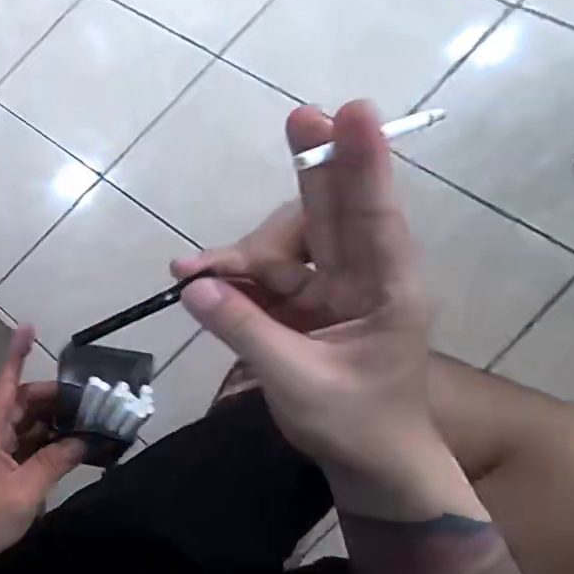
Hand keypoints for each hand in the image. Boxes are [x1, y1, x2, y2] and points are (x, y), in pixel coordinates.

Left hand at [0, 326, 86, 567]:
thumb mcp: (26, 488)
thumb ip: (55, 460)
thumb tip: (83, 440)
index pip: (6, 383)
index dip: (16, 355)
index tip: (28, 328)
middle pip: (22, 401)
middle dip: (54, 396)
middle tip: (93, 399)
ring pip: (26, 422)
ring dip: (53, 419)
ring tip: (91, 417)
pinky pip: (26, 441)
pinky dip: (47, 440)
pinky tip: (73, 443)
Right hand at [175, 101, 466, 516]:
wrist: (366, 460)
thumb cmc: (352, 423)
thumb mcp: (296, 380)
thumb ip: (242, 329)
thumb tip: (190, 284)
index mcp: (386, 292)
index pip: (372, 218)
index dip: (360, 164)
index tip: (349, 114)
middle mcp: (360, 278)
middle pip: (330, 210)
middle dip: (314, 165)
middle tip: (297, 116)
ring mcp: (325, 289)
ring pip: (275, 244)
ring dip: (232, 254)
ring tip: (188, 272)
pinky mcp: (295, 303)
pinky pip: (252, 274)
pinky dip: (221, 276)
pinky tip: (191, 282)